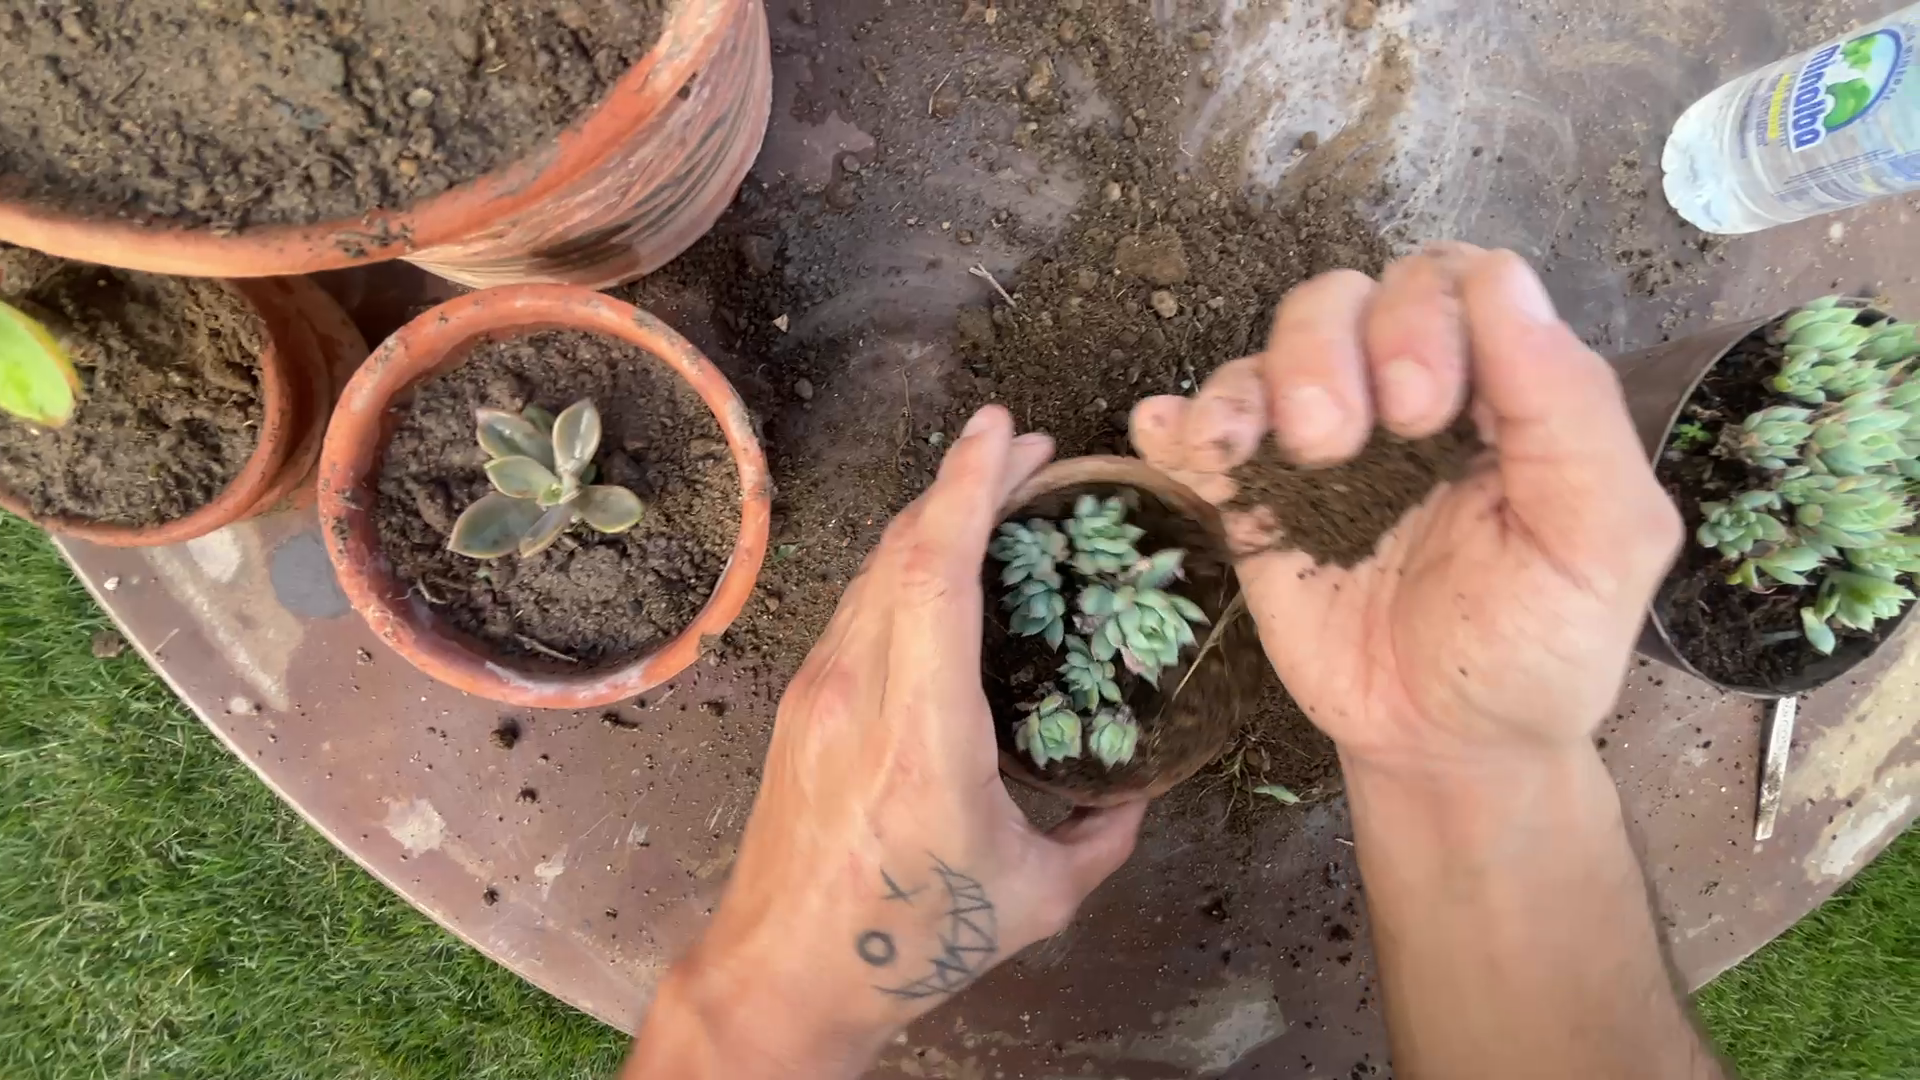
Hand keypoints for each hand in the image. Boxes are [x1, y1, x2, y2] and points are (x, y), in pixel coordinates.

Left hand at [631, 406, 1146, 1077]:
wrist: (783, 969)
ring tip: (991, 483)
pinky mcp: (808, 691)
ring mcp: (823, 683)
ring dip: (934, 511)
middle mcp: (860, 689)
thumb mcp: (1034, 896)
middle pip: (905, 548)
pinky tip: (944, 552)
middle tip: (1022, 445)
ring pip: (878, 564)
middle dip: (964, 479)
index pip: (938, 576)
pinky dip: (908, 554)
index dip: (969, 489)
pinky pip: (864, 597)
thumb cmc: (914, 938)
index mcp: (924, 736)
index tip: (1005, 433)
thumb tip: (1134, 788)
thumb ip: (1103, 836)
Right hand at [1129, 248, 1682, 772]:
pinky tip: (1162, 435)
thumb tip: (1500, 282)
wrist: (1433, 739)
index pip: (1443, 282)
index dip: (1421, 319)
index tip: (1423, 415)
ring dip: (1243, 388)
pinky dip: (1171, 426)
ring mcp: (1308, 454)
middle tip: (1334, 441)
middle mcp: (1391, 403)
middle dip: (1324, 353)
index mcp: (1488, 394)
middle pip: (1335, 302)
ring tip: (1241, 450)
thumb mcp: (1597, 541)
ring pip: (1259, 360)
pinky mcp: (1248, 503)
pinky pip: (1197, 441)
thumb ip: (1567, 412)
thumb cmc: (1531, 650)